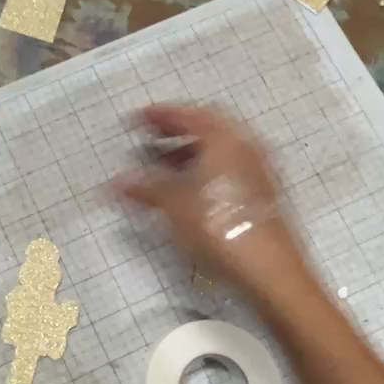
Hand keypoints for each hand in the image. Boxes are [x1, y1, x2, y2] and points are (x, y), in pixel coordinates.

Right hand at [111, 104, 308, 288]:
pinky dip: (207, 167)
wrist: (268, 269)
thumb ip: (144, 188)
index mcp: (224, 140)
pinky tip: (190, 187)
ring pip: (220, 149)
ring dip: (191, 150)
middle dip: (177, 131)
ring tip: (164, 165)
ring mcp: (258, 169)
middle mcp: (245, 147)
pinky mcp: (263, 192)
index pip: (189, 115)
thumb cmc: (218, 228)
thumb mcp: (174, 206)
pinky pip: (230, 166)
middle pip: (208, 127)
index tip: (138, 119)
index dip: (160, 115)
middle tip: (150, 137)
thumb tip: (116, 183)